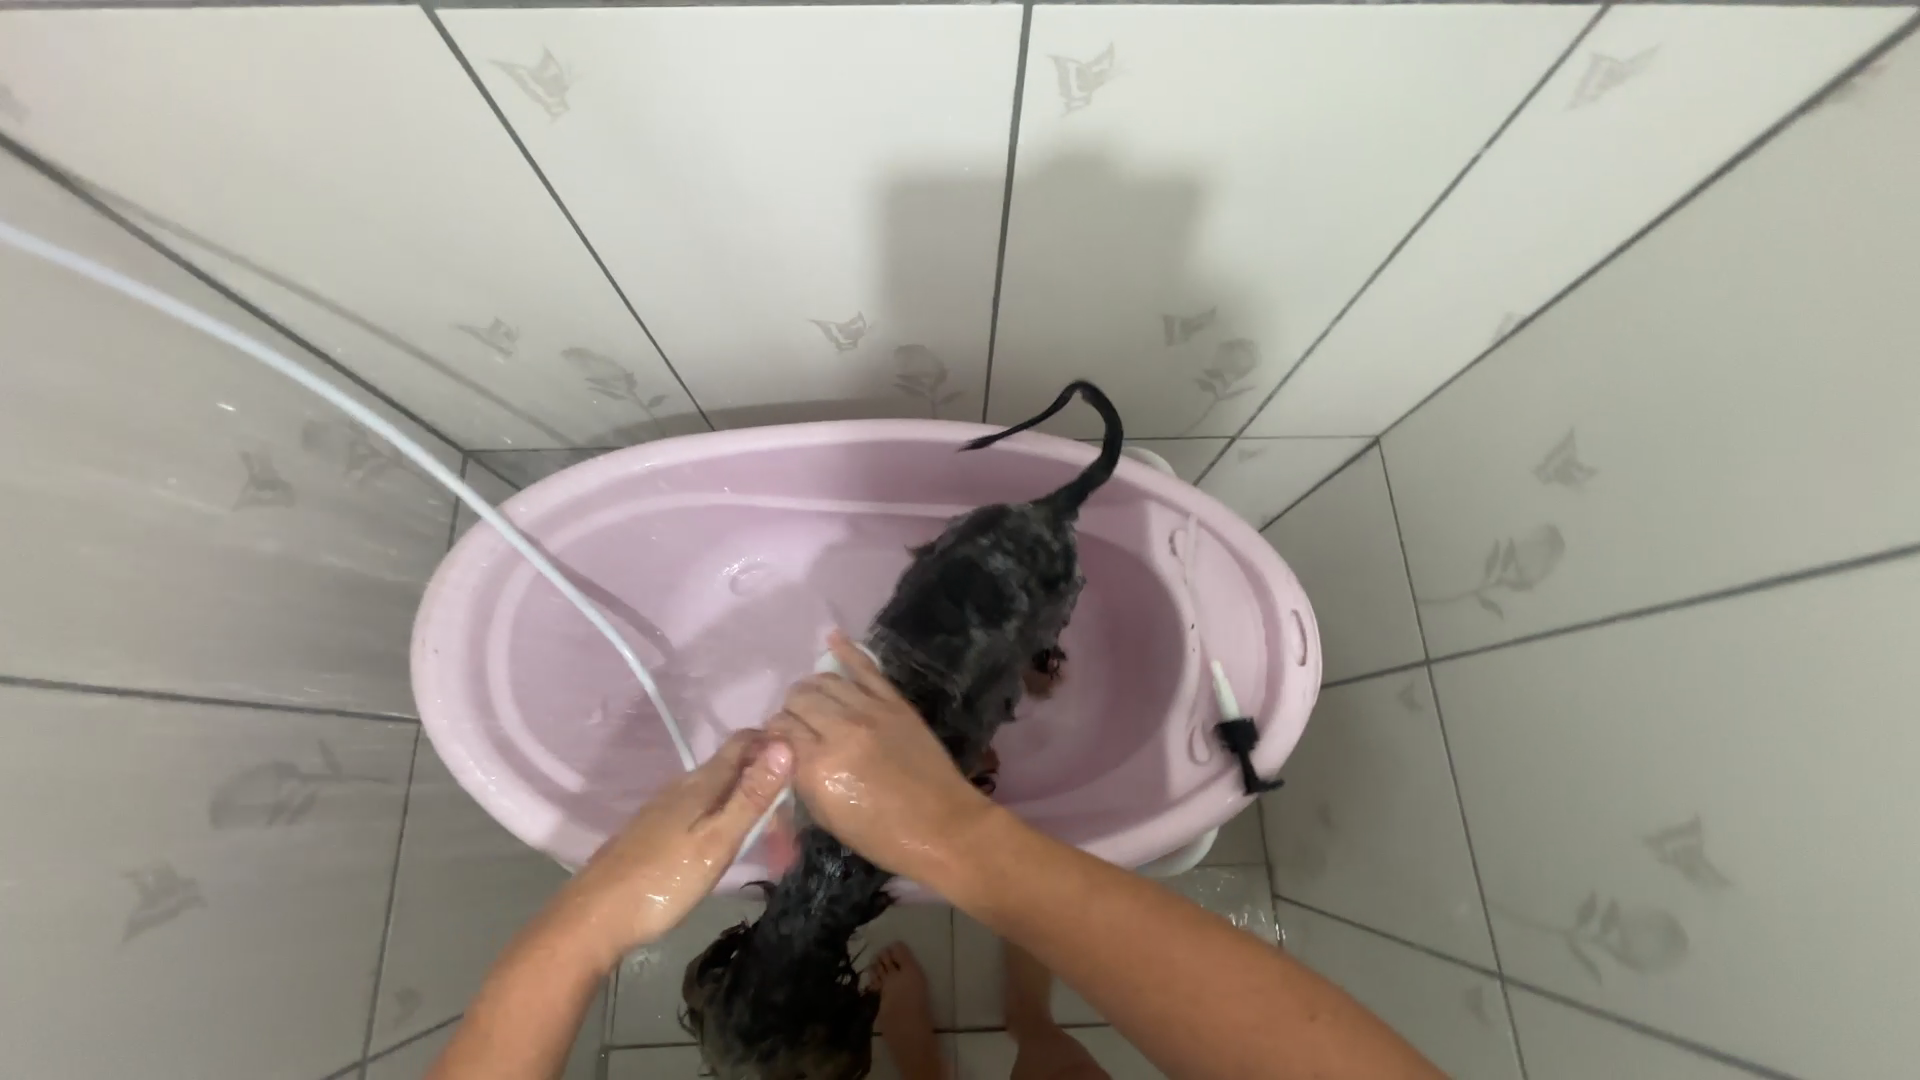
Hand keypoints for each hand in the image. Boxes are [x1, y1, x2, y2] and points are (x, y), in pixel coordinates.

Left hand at [542, 729, 791, 971]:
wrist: (591, 920)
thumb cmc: (663, 882)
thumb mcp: (717, 842)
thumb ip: (751, 796)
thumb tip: (785, 745)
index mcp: (701, 783)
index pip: (743, 742)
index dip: (773, 742)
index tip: (803, 759)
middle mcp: (682, 786)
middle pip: (730, 765)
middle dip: (763, 776)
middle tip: (791, 811)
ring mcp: (663, 808)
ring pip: (714, 788)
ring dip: (743, 797)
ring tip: (767, 828)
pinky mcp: (652, 831)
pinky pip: (698, 807)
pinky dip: (721, 813)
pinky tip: (724, 839)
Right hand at [767, 630, 997, 881]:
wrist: (941, 826)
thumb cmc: (881, 835)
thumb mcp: (826, 816)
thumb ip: (801, 778)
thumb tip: (786, 752)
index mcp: (817, 766)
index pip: (779, 731)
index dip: (774, 735)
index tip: (778, 742)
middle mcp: (839, 730)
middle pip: (798, 700)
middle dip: (790, 711)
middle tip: (795, 724)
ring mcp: (869, 711)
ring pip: (826, 681)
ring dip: (811, 687)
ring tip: (811, 697)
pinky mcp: (895, 703)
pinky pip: (866, 668)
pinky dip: (846, 652)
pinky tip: (832, 639)